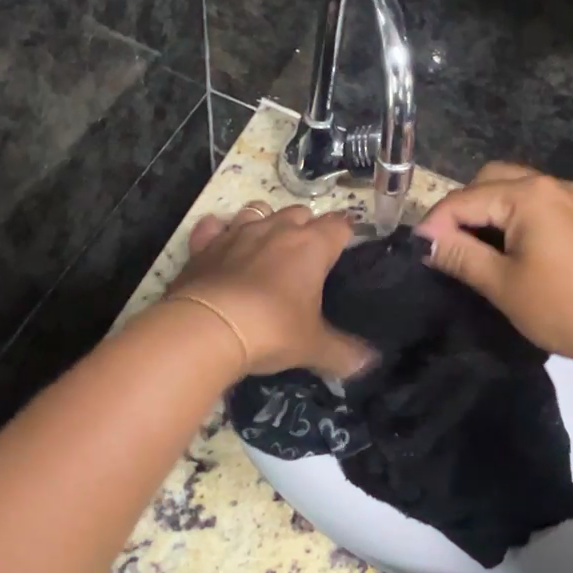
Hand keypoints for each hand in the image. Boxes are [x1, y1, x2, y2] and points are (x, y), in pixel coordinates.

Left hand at [168, 202, 374, 378]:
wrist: (207, 328)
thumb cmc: (271, 330)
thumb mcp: (313, 347)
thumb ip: (343, 353)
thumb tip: (368, 363)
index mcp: (311, 246)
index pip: (340, 225)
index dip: (346, 234)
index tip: (347, 248)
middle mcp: (277, 229)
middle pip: (301, 212)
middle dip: (307, 226)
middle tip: (308, 256)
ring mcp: (238, 232)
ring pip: (258, 209)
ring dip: (266, 221)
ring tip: (267, 244)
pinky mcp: (205, 245)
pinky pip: (214, 225)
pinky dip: (219, 231)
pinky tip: (221, 245)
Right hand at [413, 162, 572, 373]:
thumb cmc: (563, 308)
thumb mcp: (502, 284)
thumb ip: (459, 255)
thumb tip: (424, 239)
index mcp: (529, 195)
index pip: (464, 198)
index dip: (435, 223)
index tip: (416, 251)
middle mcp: (552, 184)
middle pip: (490, 181)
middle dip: (462, 209)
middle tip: (447, 248)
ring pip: (516, 191)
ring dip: (489, 214)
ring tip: (474, 252)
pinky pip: (539, 206)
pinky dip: (516, 219)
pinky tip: (511, 252)